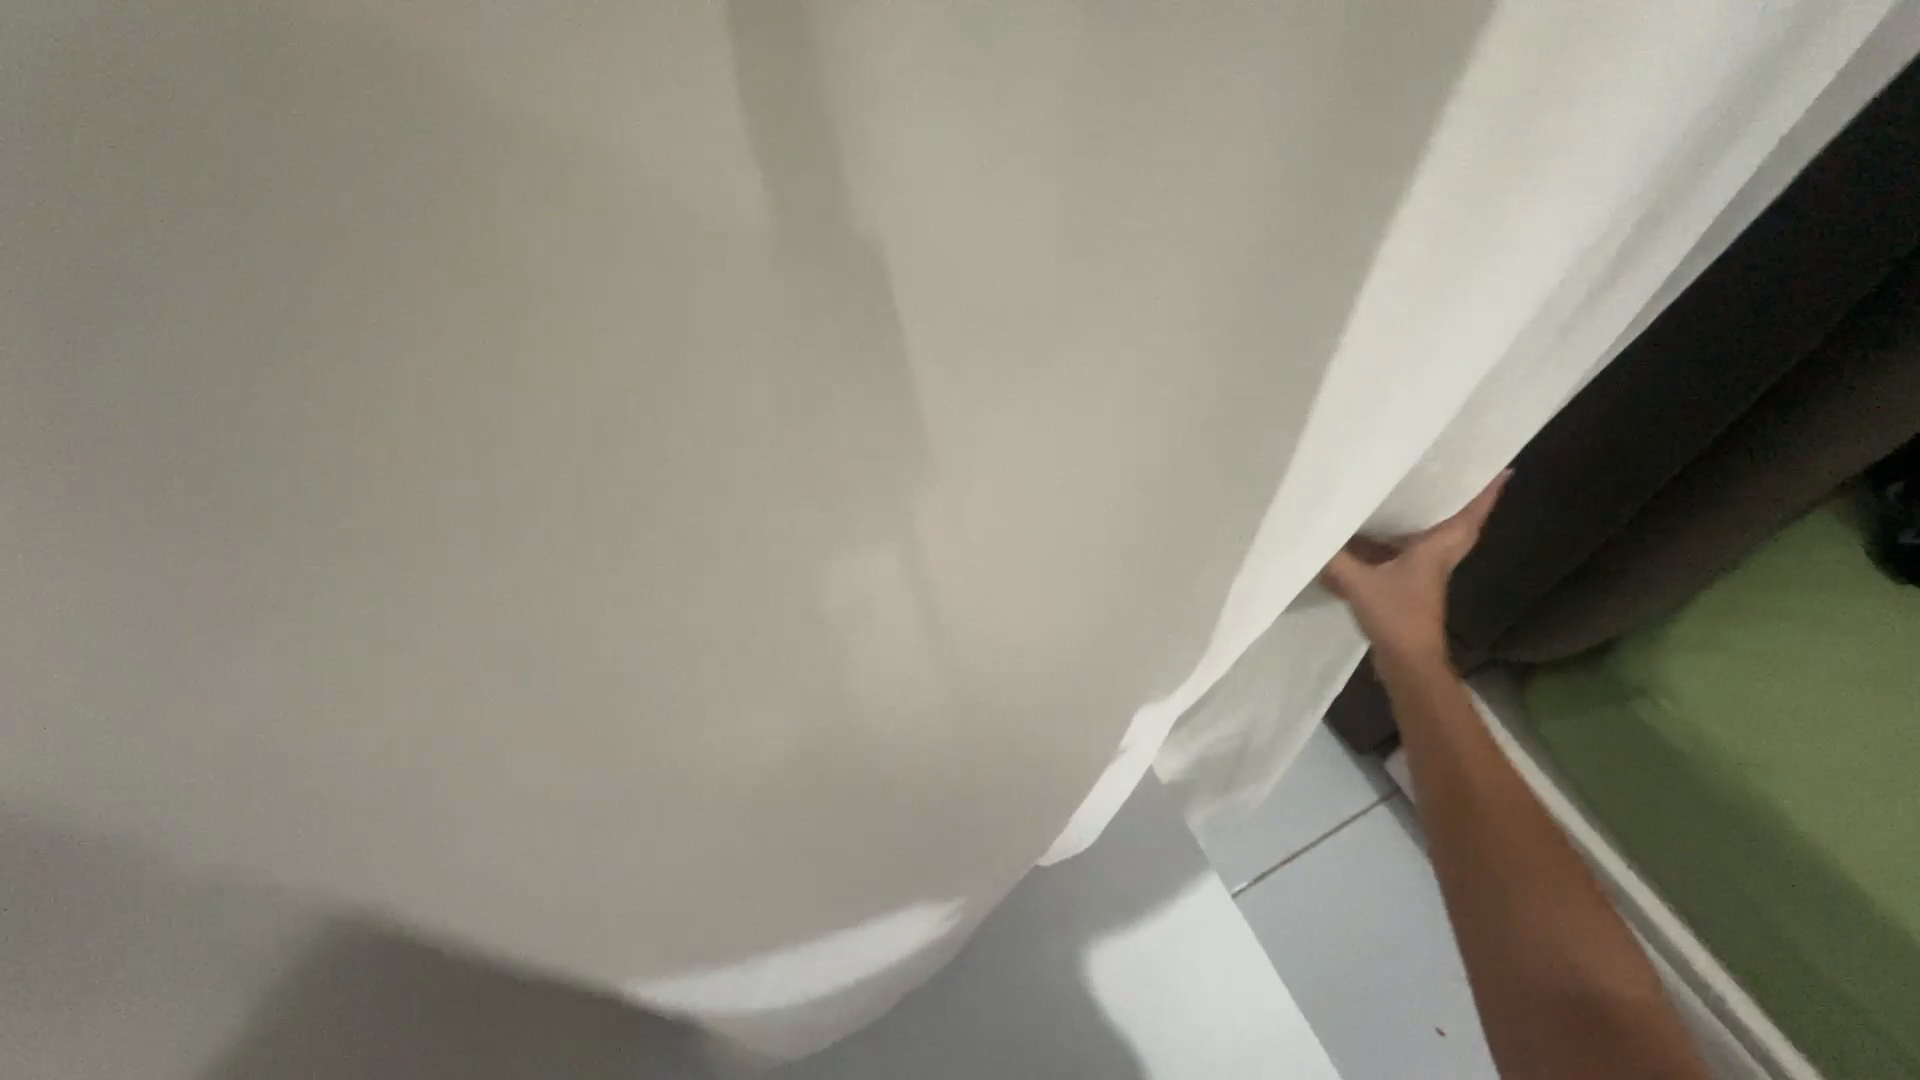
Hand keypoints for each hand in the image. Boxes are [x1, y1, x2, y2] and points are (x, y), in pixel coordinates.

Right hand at [1320, 470, 1510, 665]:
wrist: (1407, 662)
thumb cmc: (1397, 616)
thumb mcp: (1359, 583)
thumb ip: (1335, 559)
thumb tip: (1310, 535)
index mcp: (1435, 550)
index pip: (1468, 517)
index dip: (1485, 494)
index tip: (1503, 469)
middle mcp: (1436, 559)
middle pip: (1456, 526)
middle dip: (1460, 502)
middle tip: (1456, 476)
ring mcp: (1424, 576)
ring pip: (1432, 540)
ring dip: (1427, 520)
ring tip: (1410, 497)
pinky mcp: (1409, 590)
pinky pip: (1408, 557)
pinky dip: (1397, 544)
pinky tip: (1371, 539)